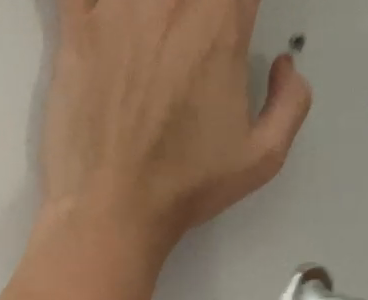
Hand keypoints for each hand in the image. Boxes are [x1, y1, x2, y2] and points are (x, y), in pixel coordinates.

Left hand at [40, 0, 312, 251]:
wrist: (113, 211)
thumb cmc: (183, 187)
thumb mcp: (263, 158)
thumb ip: (291, 102)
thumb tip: (284, 67)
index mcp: (219, 26)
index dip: (238, 7)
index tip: (234, 24)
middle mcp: (169, 5)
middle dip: (196, 7)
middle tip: (192, 35)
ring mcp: (115, 9)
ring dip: (151, 3)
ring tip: (154, 28)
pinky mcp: (76, 28)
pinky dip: (94, 0)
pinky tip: (104, 16)